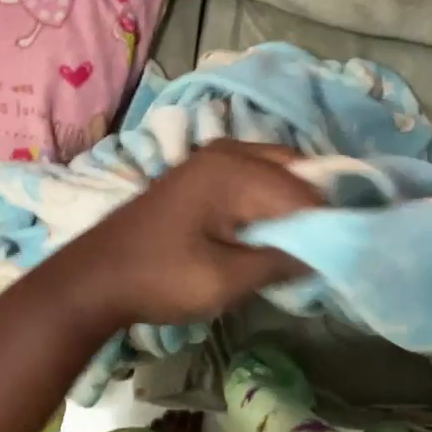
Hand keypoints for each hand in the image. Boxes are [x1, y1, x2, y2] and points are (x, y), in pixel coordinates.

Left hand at [49, 139, 321, 327]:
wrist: (92, 280)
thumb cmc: (160, 279)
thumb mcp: (227, 280)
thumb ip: (282, 262)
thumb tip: (325, 256)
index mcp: (235, 170)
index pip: (307, 192)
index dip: (329, 224)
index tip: (338, 258)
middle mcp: (229, 151)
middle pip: (297, 171)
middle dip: (315, 208)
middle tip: (322, 250)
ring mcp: (213, 158)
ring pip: (278, 172)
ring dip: (294, 204)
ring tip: (300, 245)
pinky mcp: (203, 173)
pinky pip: (256, 176)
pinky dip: (272, 200)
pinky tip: (272, 233)